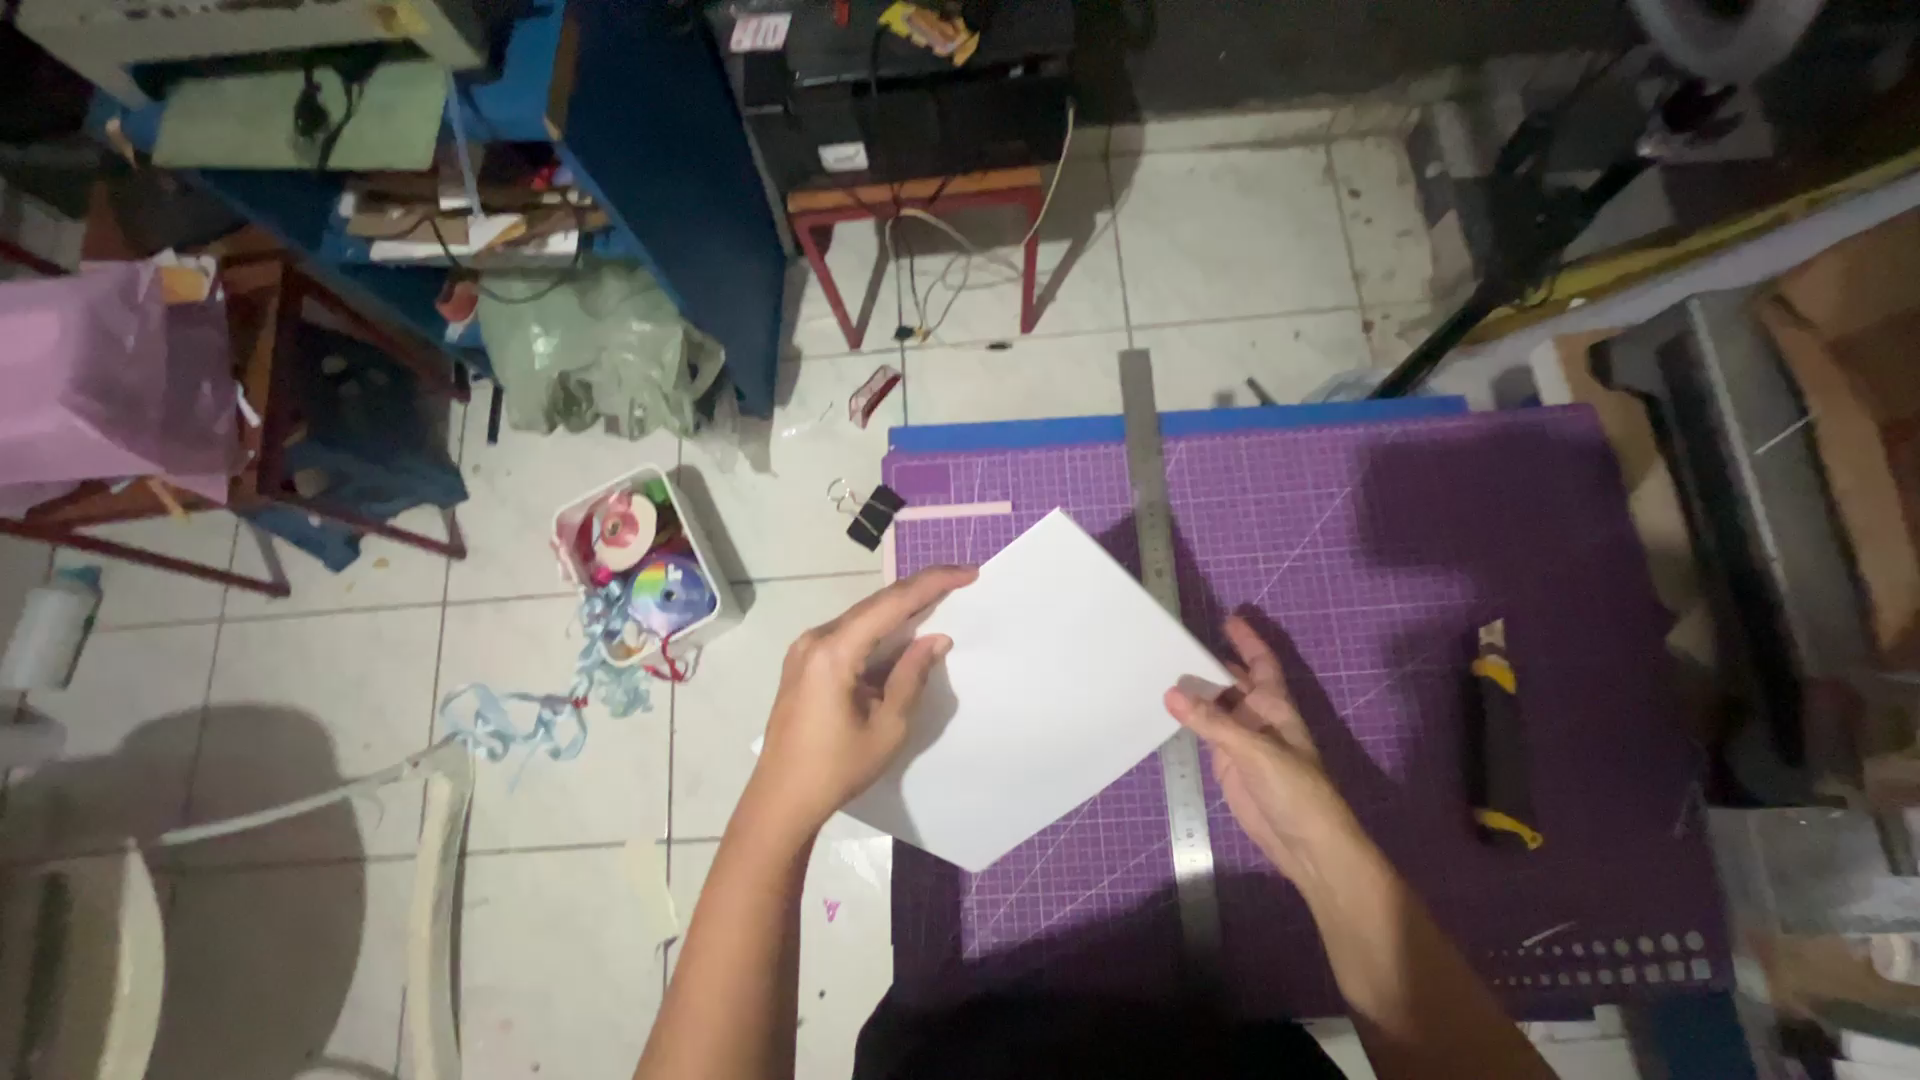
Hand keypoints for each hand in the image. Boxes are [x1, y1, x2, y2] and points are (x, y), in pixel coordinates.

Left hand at [745, 565, 977, 836]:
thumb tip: (936, 639)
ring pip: (862, 619)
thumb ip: (912, 676)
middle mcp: (815, 640)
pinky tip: (904, 634)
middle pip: (875, 605)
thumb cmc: (836, 769)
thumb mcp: (887, 726)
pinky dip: (880, 632)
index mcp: (834, 652)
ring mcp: (805, 650)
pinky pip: (849, 635)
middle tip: (961, 582)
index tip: (968, 572)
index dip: (932, 583)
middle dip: (919, 592)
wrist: (781, 799)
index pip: (891, 604)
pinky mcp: (804, 663)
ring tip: (940, 603)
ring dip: (900, 612)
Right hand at [1164, 616, 1367, 883]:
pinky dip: (1187, 719)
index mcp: (1275, 706)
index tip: (1227, 619)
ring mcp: (1240, 740)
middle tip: (1173, 642)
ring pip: (1214, 706)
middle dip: (1210, 662)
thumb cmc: (1295, 790)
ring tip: (1160, 668)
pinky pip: (1204, 732)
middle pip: (1232, 681)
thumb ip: (1212, 722)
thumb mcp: (1254, 750)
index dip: (1248, 641)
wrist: (1306, 844)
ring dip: (1194, 690)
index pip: (1261, 664)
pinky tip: (1166, 707)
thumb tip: (1170, 692)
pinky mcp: (1226, 764)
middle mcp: (1256, 717)